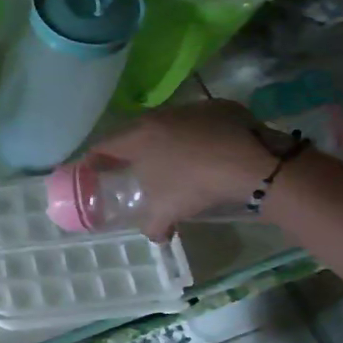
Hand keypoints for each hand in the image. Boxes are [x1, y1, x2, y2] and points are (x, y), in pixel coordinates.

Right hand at [85, 100, 277, 241]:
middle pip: (133, 132)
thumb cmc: (194, 184)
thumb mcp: (167, 211)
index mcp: (137, 137)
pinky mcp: (219, 107)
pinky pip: (199, 122)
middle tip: (131, 168)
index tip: (92, 171)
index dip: (94, 160)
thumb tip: (155, 235)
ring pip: (167, 124)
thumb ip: (152, 226)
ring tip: (173, 160)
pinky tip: (209, 153)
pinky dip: (198, 136)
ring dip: (165, 141)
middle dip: (130, 150)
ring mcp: (189, 108)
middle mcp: (158, 117)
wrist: (251, 162)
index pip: (103, 145)